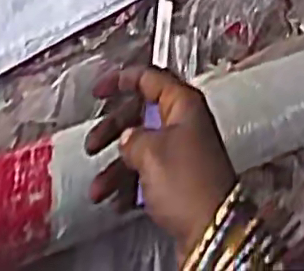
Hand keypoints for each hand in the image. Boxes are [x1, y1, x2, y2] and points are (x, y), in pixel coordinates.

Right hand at [87, 66, 236, 256]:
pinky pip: (149, 171)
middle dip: (114, 128)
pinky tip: (118, 201)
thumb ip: (133, 138)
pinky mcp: (181, 176)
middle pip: (142, 113)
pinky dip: (130, 183)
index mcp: (183, 103)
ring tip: (98, 189)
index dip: (123, 79)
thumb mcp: (152, 153)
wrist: (211, 226)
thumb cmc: (187, 182)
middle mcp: (186, 121)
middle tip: (93, 145)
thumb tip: (128, 137)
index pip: (151, 78)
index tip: (100, 90)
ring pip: (143, 145)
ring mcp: (184, 148)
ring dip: (117, 166)